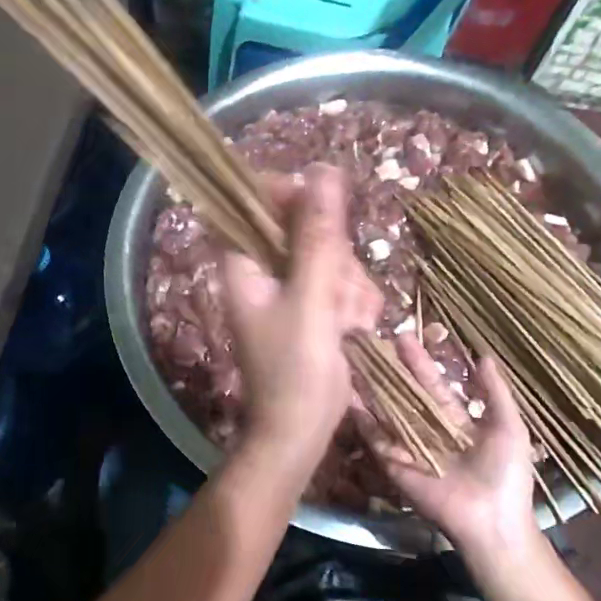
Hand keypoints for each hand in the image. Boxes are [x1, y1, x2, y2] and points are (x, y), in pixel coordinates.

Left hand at [223, 164, 382, 467]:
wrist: (300, 428)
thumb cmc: (295, 369)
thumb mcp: (308, 299)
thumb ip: (317, 237)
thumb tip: (322, 172)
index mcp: (242, 267)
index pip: (250, 206)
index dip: (285, 194)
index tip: (323, 204)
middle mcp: (263, 274)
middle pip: (303, 228)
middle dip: (333, 256)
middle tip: (337, 291)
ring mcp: (291, 291)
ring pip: (331, 256)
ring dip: (349, 283)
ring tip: (349, 320)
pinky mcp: (315, 308)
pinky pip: (342, 282)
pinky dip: (355, 301)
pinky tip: (358, 327)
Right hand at [360, 336, 537, 550]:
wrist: (490, 518)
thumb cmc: (506, 473)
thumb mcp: (508, 427)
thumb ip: (494, 393)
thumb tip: (484, 355)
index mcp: (455, 420)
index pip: (432, 384)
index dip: (418, 362)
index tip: (403, 337)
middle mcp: (427, 429)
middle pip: (404, 394)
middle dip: (390, 369)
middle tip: (371, 342)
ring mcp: (408, 446)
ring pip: (385, 412)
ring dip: (370, 390)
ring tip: (353, 363)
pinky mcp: (392, 464)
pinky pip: (376, 440)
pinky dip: (362, 421)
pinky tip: (348, 399)